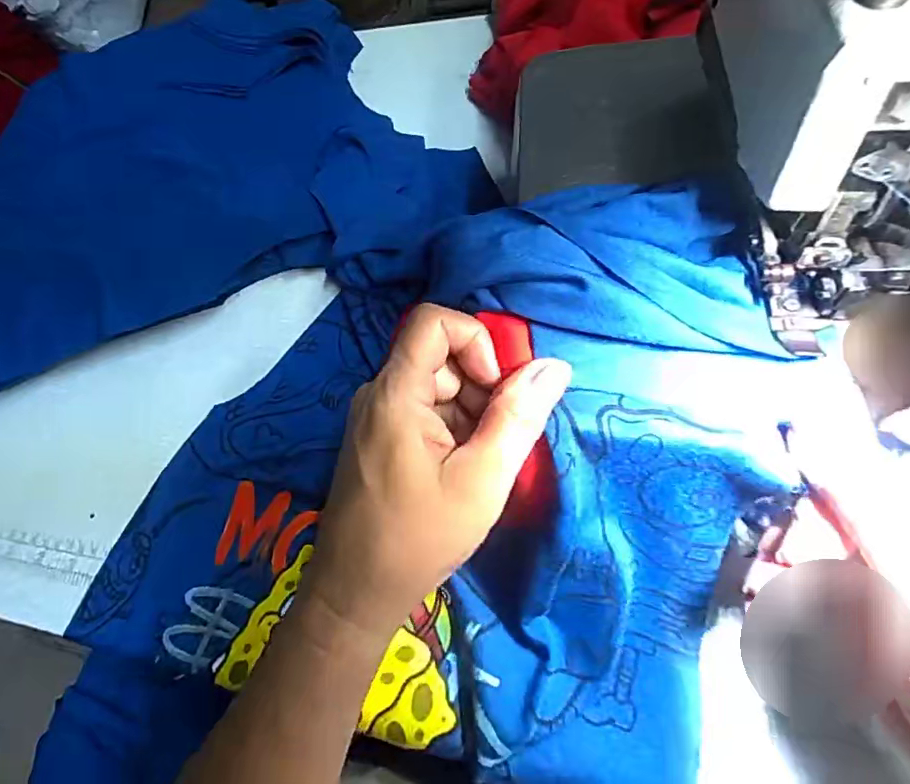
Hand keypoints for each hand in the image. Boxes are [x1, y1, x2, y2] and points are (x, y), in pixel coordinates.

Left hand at [301, 304, 570, 638]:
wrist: (355, 589)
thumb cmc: (419, 537)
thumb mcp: (482, 480)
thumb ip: (517, 418)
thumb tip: (554, 366)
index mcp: (395, 391)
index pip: (433, 320)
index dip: (475, 340)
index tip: (496, 388)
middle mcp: (378, 391)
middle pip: (440, 356)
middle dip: (481, 386)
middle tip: (497, 441)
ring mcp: (375, 413)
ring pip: (435, 384)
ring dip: (469, 412)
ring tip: (478, 465)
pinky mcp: (377, 434)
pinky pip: (421, 408)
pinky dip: (451, 427)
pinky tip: (459, 470)